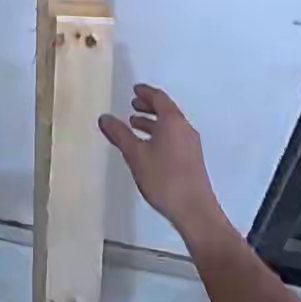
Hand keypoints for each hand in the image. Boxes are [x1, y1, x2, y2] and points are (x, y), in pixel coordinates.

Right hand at [99, 83, 230, 243]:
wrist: (195, 212)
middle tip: (133, 105)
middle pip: (166, 109)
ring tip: (135, 125)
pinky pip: (174, 136)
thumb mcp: (136, 155)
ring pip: (170, 124)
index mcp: (173, 121)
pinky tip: (149, 148)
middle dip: (149, 106)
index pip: (159, 98)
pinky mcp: (193, 159)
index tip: (135, 89)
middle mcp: (185, 128)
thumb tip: (104, 117)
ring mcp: (191, 144)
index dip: (146, 92)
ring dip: (153, 121)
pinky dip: (160, 133)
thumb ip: (119, 134)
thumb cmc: (164, 179)